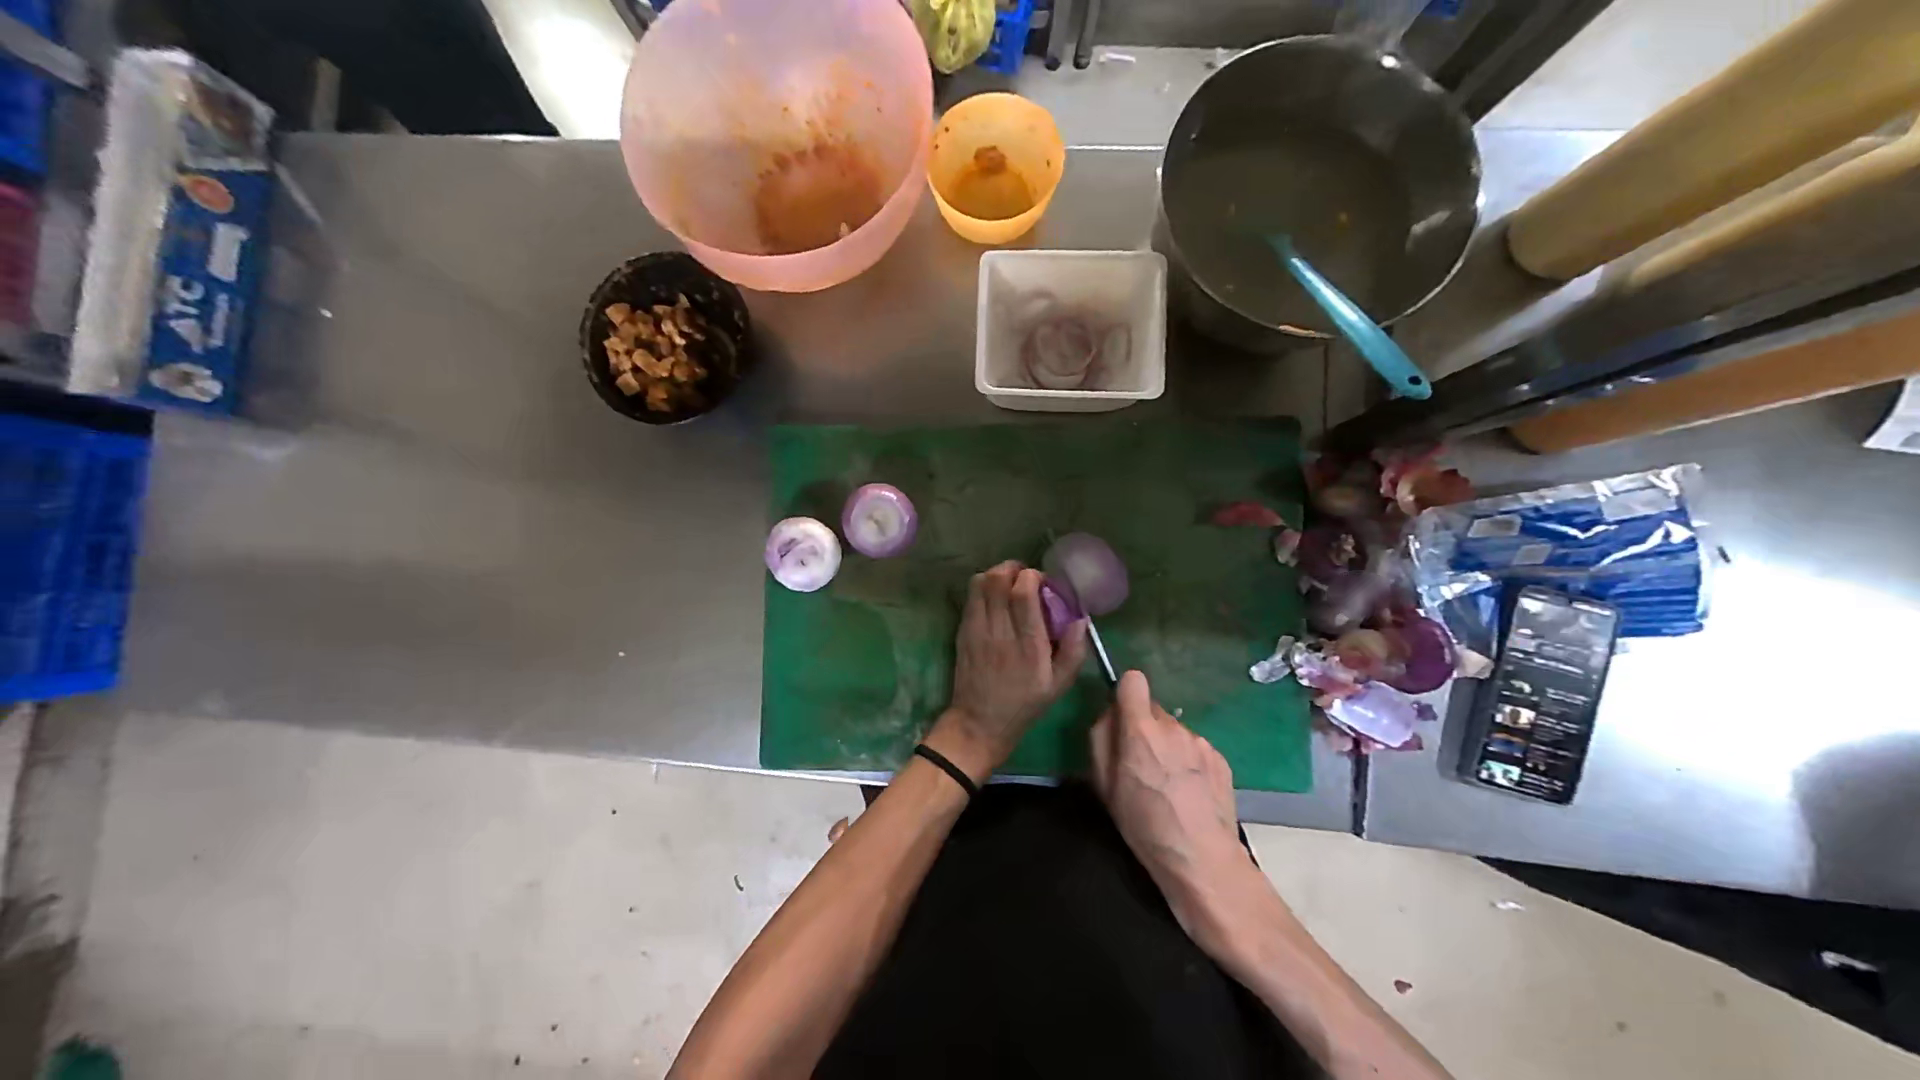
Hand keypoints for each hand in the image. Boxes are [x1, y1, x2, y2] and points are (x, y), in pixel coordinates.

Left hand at [925, 562, 1089, 782]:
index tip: (1044, 583)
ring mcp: (977, 629)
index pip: (1023, 592)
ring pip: (981, 582)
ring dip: (997, 574)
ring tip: (1010, 583)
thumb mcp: (1060, 684)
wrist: (980, 722)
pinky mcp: (963, 631)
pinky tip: (995, 598)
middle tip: (1026, 579)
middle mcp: (1000, 631)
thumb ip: (1075, 649)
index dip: (1033, 576)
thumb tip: (1081, 616)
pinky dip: (983, 587)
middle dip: (1014, 569)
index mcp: (1028, 644)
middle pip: (999, 579)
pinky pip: (970, 596)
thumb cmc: (1025, 704)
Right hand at [1090, 670, 1270, 947]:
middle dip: (1143, 728)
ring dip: (1167, 746)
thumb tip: (1110, 715)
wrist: (1202, 860)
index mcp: (1140, 729)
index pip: (1134, 680)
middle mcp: (1173, 727)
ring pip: (1174, 731)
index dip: (1125, 694)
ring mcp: (1201, 742)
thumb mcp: (1103, 785)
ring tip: (1167, 785)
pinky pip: (1195, 749)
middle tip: (1139, 764)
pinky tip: (1188, 793)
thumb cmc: (1143, 825)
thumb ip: (1101, 738)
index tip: (1121, 718)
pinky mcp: (1221, 759)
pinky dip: (1188, 762)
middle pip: (1153, 710)